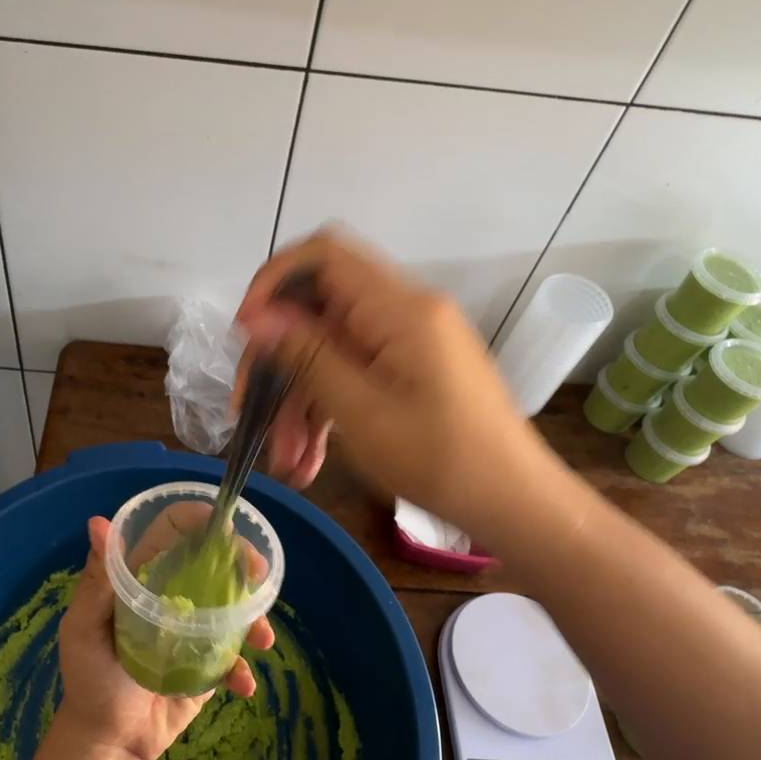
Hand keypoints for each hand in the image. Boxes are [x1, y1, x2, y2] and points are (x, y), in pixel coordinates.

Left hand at [56, 515, 275, 759]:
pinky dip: (243, 669)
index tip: (226, 526)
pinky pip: (234, 659)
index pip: (174, 531)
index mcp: (144, 576)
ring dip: (256, 616)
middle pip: (215, 562)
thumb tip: (97, 522)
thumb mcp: (83, 627)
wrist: (108, 740)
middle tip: (258, 574)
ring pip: (235, 607)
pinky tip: (242, 683)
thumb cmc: (89, 677)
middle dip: (243, 562)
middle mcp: (175, 594)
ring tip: (262, 637)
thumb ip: (96, 580)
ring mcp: (196, 630)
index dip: (199, 519)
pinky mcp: (209, 666)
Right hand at [235, 229, 562, 528]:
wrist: (516, 503)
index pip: (324, 256)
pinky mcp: (410, 369)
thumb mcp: (362, 411)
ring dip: (299, 400)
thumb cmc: (443, 460)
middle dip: (278, 361)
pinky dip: (327, 410)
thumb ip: (307, 356)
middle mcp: (404, 312)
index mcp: (400, 308)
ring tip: (285, 462)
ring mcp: (408, 341)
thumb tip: (256, 316)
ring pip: (330, 349)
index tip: (244, 333)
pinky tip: (309, 460)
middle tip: (246, 410)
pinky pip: (354, 373)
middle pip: (319, 310)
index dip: (273, 282)